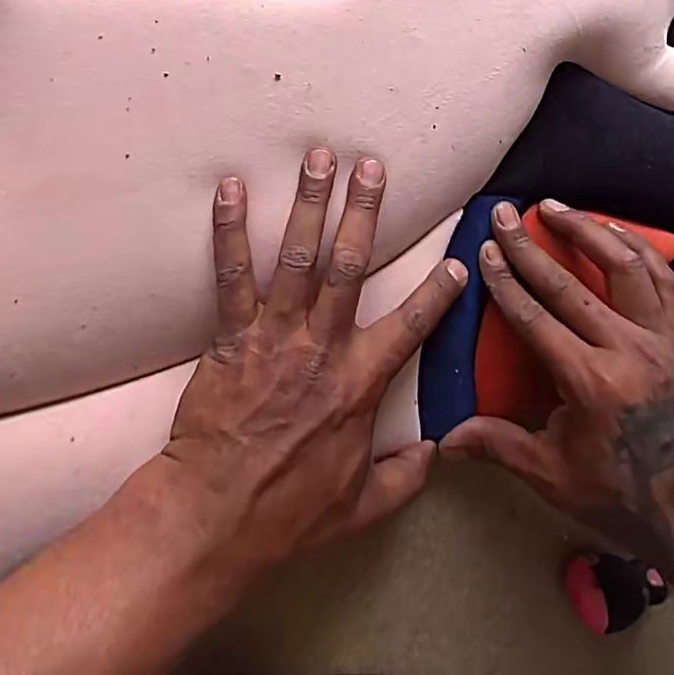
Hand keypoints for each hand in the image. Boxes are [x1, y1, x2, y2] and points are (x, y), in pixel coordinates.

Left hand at [152, 149, 467, 573]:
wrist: (215, 516)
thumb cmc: (287, 512)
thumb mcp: (360, 506)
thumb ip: (404, 477)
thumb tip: (437, 453)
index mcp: (361, 384)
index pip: (413, 326)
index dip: (438, 292)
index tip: (457, 260)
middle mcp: (324, 347)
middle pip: (352, 265)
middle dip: (364, 211)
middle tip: (372, 166)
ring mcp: (277, 335)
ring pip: (299, 255)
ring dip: (310, 202)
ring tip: (318, 158)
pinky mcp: (233, 335)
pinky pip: (233, 274)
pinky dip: (230, 229)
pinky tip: (230, 189)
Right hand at [440, 200, 673, 567]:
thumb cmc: (623, 498)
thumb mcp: (553, 478)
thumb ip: (498, 446)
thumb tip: (444, 440)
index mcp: (592, 385)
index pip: (536, 318)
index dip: (505, 281)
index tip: (484, 249)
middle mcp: (631, 353)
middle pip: (570, 285)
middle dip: (530, 246)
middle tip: (505, 214)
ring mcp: (663, 342)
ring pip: (625, 268)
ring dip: (588, 230)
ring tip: (557, 206)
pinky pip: (665, 281)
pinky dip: (640, 249)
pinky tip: (615, 230)